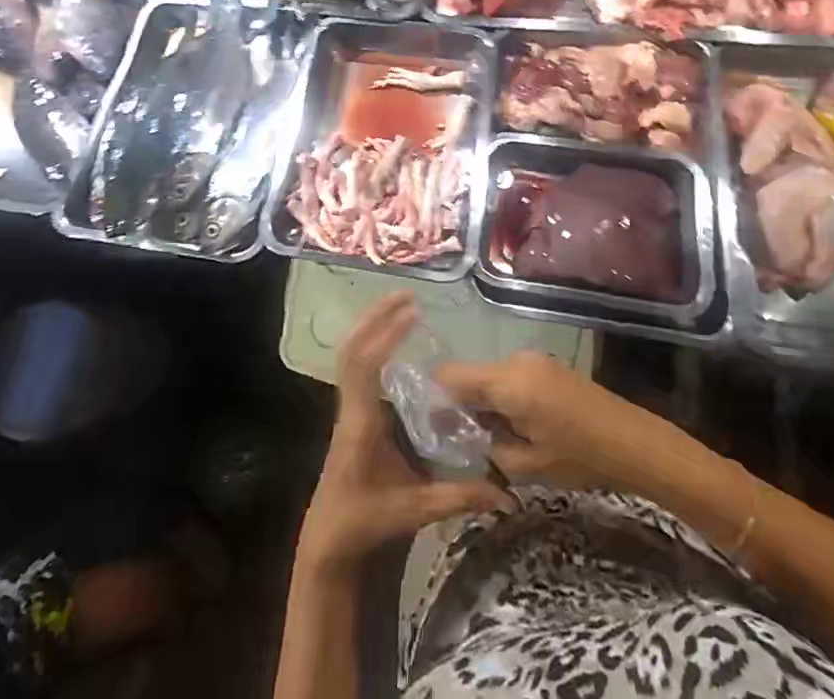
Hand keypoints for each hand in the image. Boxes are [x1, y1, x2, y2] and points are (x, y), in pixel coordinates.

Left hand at [297, 294, 510, 575]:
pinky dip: (374, 344)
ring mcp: (351, 409)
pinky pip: (359, 368)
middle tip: (407, 294)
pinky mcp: (357, 414)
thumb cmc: (363, 522)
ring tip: (403, 305)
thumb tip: (504, 495)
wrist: (329, 538)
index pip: (364, 369)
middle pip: (351, 350)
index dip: (385, 338)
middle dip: (375, 319)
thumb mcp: (411, 512)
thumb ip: (457, 499)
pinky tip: (396, 338)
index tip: (413, 315)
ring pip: (351, 355)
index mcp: (360, 425)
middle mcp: (352, 409)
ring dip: (372, 326)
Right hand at [436, 353, 703, 498]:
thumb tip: (462, 436)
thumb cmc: (581, 458)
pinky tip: (514, 429)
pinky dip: (502, 400)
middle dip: (458, 406)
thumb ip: (485, 446)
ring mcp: (534, 361)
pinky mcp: (547, 368)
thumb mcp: (526, 465)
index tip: (432, 430)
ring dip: (482, 405)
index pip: (447, 376)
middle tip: (458, 443)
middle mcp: (516, 361)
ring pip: (488, 378)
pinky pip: (509, 379)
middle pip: (468, 376)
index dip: (433, 401)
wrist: (637, 444)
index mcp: (507, 380)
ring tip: (489, 440)